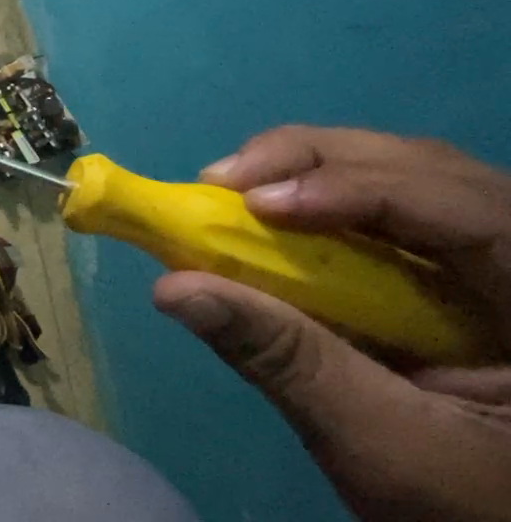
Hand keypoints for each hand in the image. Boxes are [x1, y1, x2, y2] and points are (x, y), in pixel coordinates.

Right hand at [152, 126, 510, 521]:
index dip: (356, 188)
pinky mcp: (462, 272)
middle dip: (314, 161)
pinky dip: (323, 198)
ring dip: (311, 170)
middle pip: (425, 166)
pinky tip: (274, 218)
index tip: (256, 203)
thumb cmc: (472, 505)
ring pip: (407, 173)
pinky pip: (396, 207)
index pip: (464, 206)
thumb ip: (288, 362)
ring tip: (236, 194)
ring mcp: (498, 262)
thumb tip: (170, 289)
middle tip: (224, 183)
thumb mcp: (387, 445)